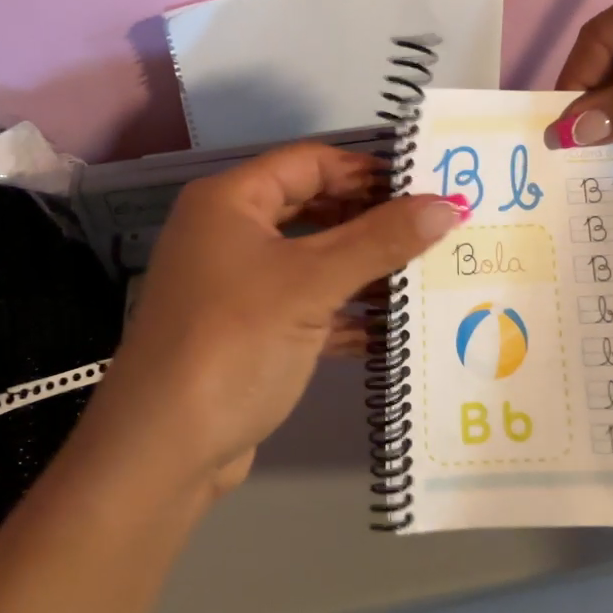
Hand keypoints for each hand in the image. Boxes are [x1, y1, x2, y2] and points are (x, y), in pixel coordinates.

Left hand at [84, 144, 465, 494]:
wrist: (162, 450)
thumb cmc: (234, 341)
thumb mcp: (311, 285)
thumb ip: (380, 242)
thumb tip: (449, 205)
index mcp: (231, 201)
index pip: (310, 163)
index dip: (367, 170)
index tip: (425, 186)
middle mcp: (229, 233)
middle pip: (313, 209)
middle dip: (371, 221)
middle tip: (433, 230)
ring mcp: (237, 285)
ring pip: (312, 261)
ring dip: (363, 270)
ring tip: (426, 276)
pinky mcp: (249, 332)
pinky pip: (307, 306)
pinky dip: (345, 314)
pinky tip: (393, 330)